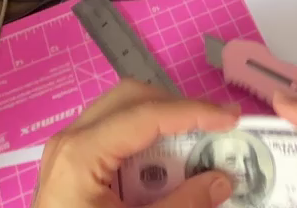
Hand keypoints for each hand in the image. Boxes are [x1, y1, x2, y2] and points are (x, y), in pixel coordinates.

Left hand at [34, 79, 241, 207]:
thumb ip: (183, 206)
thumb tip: (222, 180)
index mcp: (82, 153)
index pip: (145, 115)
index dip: (192, 111)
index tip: (230, 115)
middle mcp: (70, 138)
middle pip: (130, 99)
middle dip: (176, 108)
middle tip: (216, 123)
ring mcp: (66, 148)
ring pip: (120, 109)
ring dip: (160, 120)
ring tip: (196, 138)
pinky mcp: (70, 162)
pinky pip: (110, 131)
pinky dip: (142, 138)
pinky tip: (163, 159)